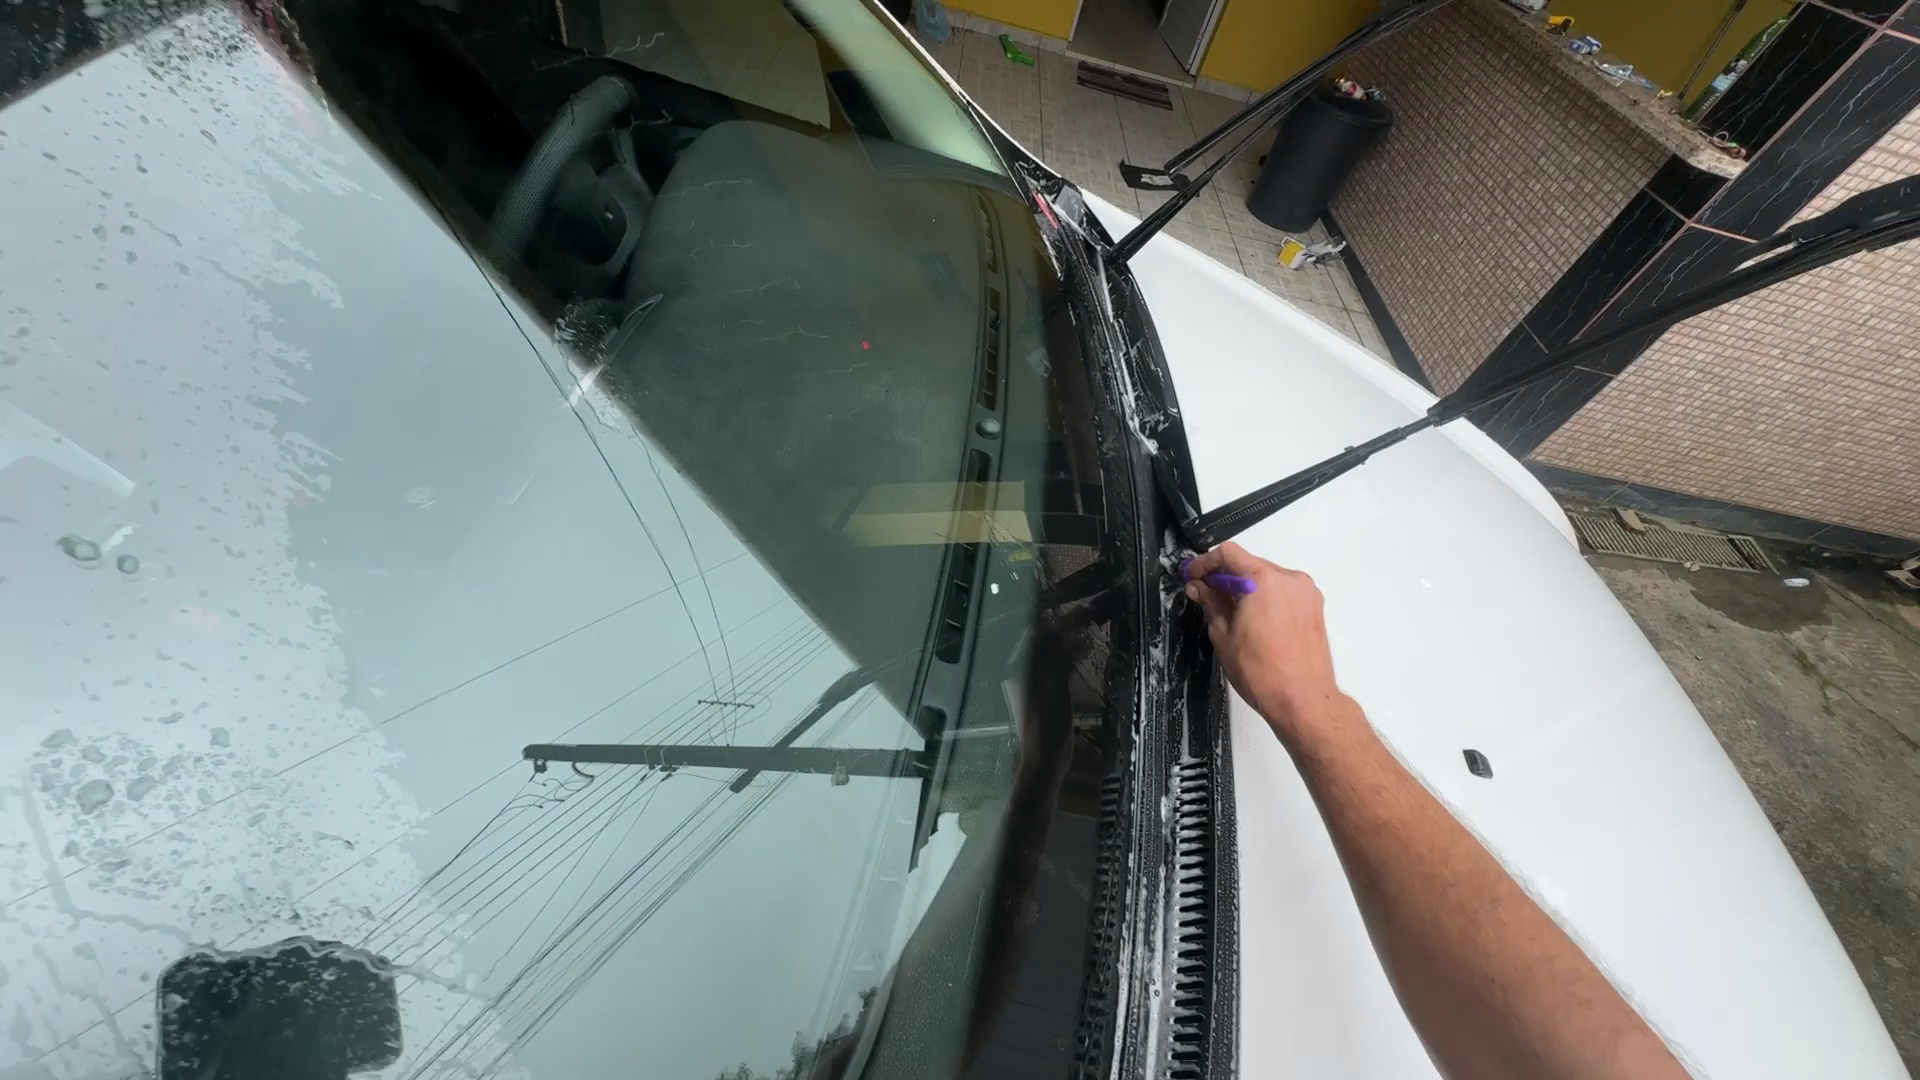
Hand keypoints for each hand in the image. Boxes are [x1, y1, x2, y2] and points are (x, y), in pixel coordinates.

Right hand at [1183, 543, 1360, 747]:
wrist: (1303, 700)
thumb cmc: (1259, 670)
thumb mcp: (1223, 634)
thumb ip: (1211, 603)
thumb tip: (1198, 587)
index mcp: (1263, 580)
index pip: (1228, 554)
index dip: (1204, 563)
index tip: (1191, 576)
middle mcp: (1289, 579)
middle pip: (1249, 563)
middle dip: (1224, 576)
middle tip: (1204, 594)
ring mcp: (1306, 593)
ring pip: (1266, 577)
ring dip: (1245, 586)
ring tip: (1228, 609)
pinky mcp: (1314, 607)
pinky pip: (1282, 591)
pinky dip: (1264, 596)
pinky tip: (1251, 617)